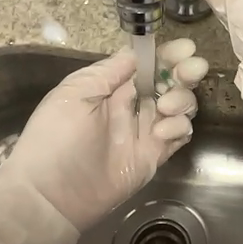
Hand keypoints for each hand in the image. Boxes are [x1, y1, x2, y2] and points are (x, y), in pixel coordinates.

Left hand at [0, 48, 204, 243]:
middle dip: (186, 72)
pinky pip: (179, 135)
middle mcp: (133, 105)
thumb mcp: (74, 93)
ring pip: (181, 106)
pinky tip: (162, 132)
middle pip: (171, 81)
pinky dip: (179, 127)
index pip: (148, 64)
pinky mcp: (154, 155)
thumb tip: (138, 54)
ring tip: (167, 106)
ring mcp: (145, 131)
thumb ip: (109, 72)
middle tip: (192, 69)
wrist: (50, 195)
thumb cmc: (55, 138)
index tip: (187, 48)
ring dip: (183, 99)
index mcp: (113, 87)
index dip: (168, 54)